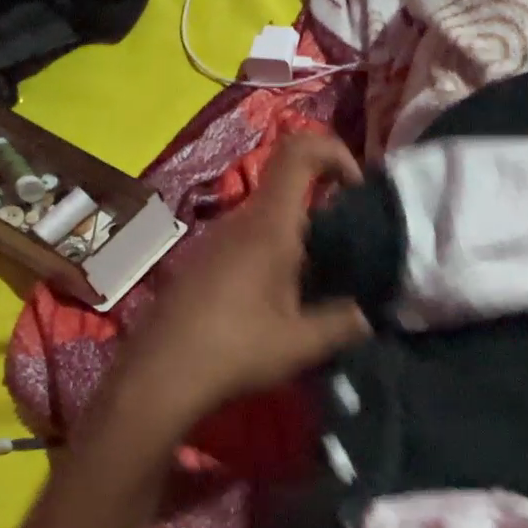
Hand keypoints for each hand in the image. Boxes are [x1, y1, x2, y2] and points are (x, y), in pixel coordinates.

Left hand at [93, 133, 371, 438]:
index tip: (359, 189)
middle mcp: (240, 221)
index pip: (299, 151)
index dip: (335, 151)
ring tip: (321, 286)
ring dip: (301, 241)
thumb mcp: (302, 344)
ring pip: (269, 221)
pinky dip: (275, 259)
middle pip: (288, 189)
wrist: (159, 376)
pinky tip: (282, 305)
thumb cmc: (235, 350)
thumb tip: (368, 316)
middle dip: (327, 211)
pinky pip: (249, 244)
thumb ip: (344, 323)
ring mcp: (216, 241)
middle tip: (352, 254)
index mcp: (269, 226)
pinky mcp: (202, 264)